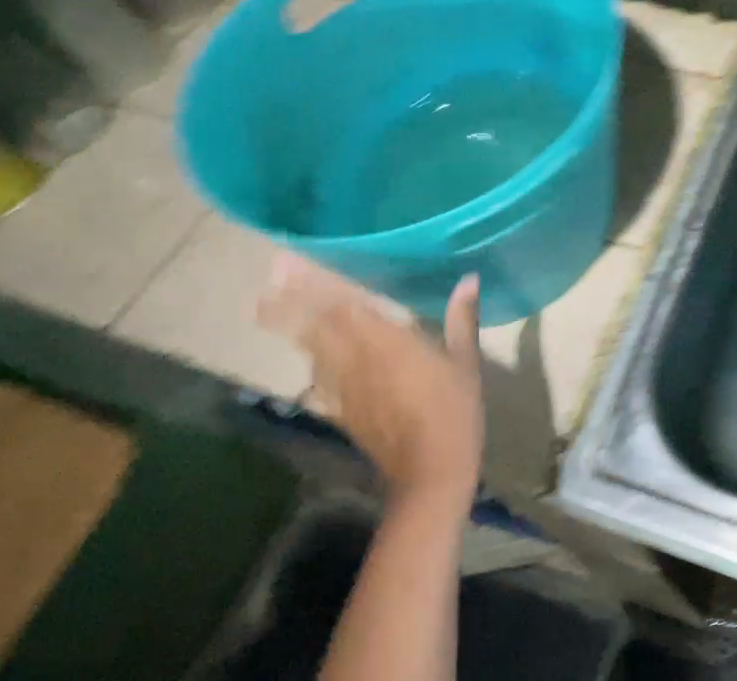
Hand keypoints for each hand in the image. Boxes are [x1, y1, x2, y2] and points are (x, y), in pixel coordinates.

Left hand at [260, 254, 483, 506]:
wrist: (429, 473)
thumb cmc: (453, 412)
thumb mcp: (465, 363)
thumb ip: (461, 319)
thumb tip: (468, 279)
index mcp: (385, 342)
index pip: (339, 306)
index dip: (310, 284)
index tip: (286, 262)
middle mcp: (355, 359)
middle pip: (313, 326)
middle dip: (287, 302)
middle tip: (269, 277)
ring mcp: (343, 388)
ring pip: (309, 350)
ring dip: (289, 327)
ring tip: (268, 308)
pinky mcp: (341, 410)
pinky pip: (318, 379)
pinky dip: (308, 363)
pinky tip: (307, 358)